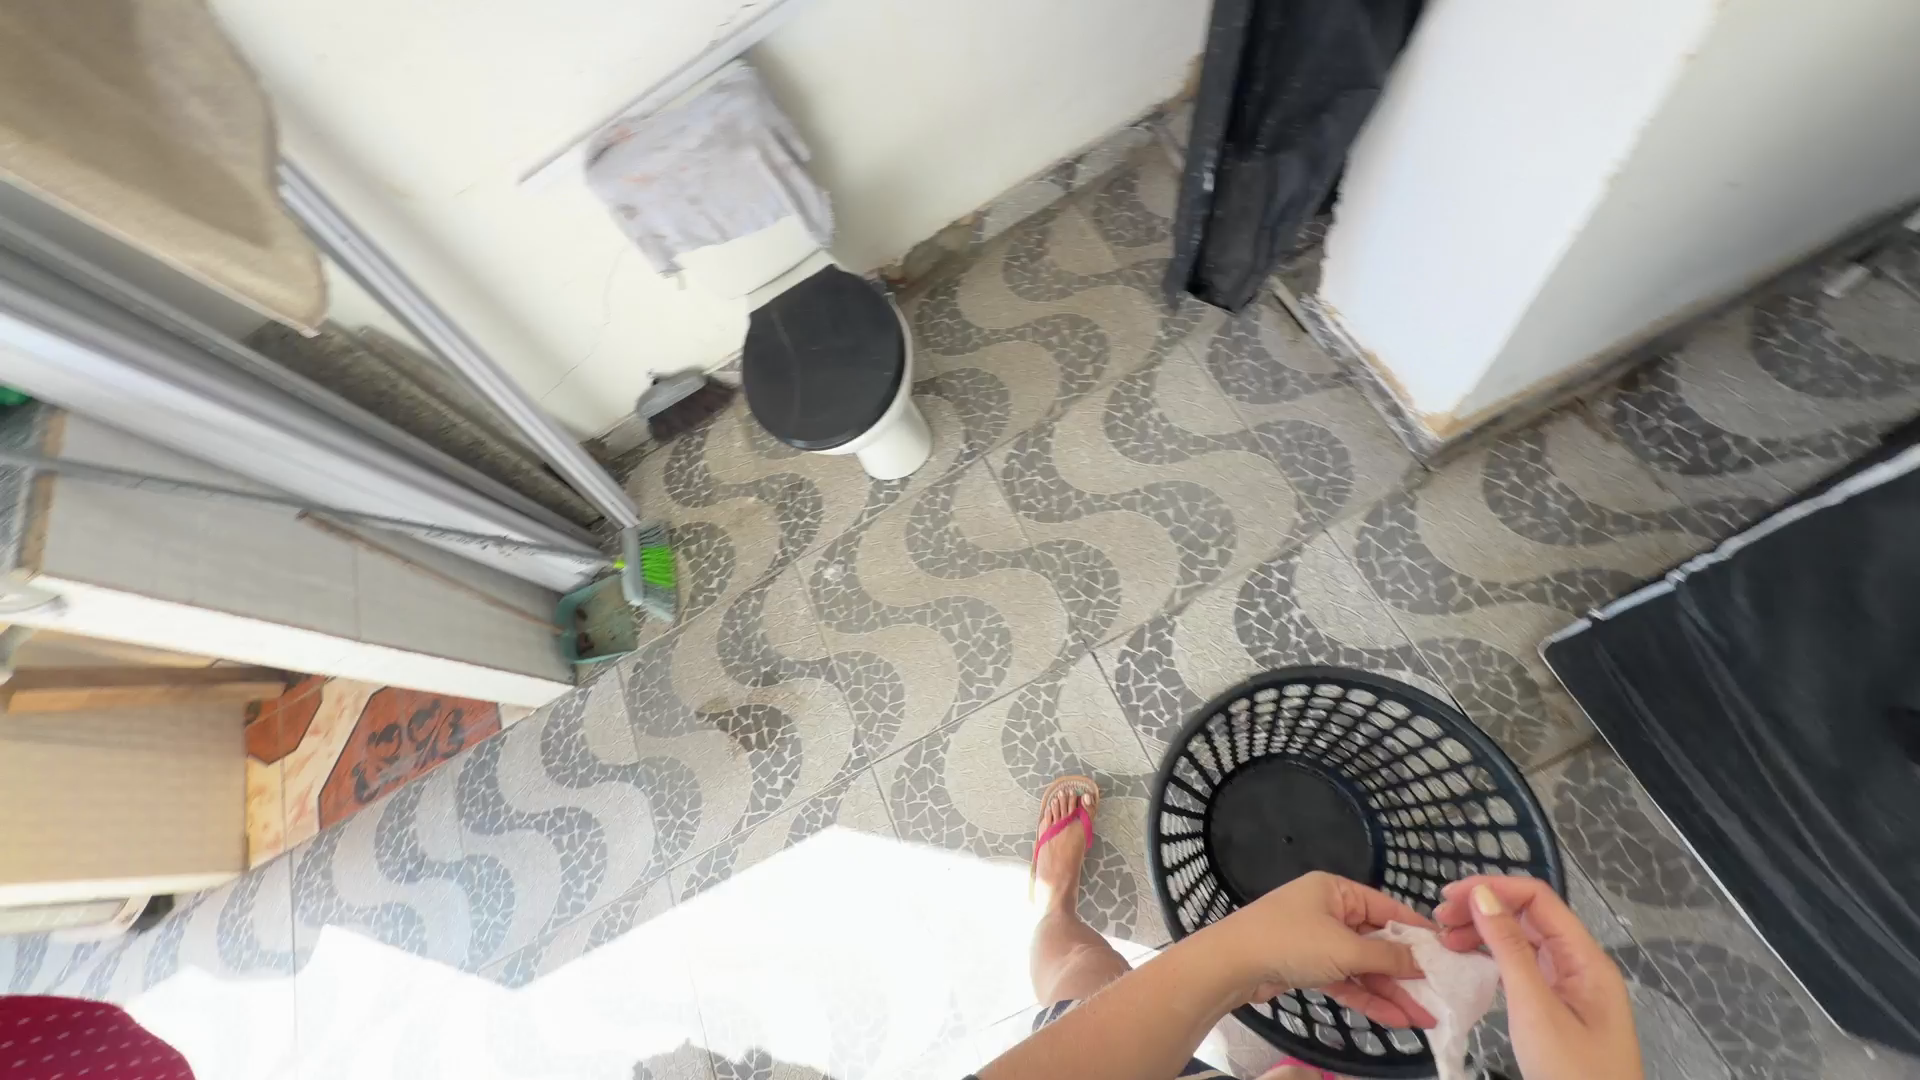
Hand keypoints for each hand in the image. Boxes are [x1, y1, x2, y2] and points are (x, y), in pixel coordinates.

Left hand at [1205, 871, 1438, 1030]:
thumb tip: (1423, 961)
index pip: (1386, 906)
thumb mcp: (1345, 948)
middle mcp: (1327, 909)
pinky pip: (1347, 980)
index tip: (1452, 956)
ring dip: (1393, 991)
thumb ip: (1387, 957)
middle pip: (1377, 939)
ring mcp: (1318, 938)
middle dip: (1408, 970)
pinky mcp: (1309, 965)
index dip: (1419, 932)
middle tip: (1445, 997)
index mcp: (1334, 890)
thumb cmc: (1291, 941)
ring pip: (1364, 965)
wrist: (1235, 963)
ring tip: (1428, 1018)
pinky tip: (1398, 1020)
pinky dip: (1369, 998)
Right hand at [1435, 876, 1642, 1079]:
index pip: (1538, 898)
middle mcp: (1579, 963)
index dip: (1493, 888)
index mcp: (1585, 959)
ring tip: (1445, 940)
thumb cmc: (1571, 1072)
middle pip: (1527, 914)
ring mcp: (1568, 984)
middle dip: (1480, 908)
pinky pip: (1519, 962)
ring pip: (1520, 937)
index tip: (1449, 898)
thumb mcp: (1535, 1008)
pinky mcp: (1555, 1002)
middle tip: (1438, 921)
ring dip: (1480, 930)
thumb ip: (1508, 947)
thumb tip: (1481, 893)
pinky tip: (1466, 959)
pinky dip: (1489, 954)